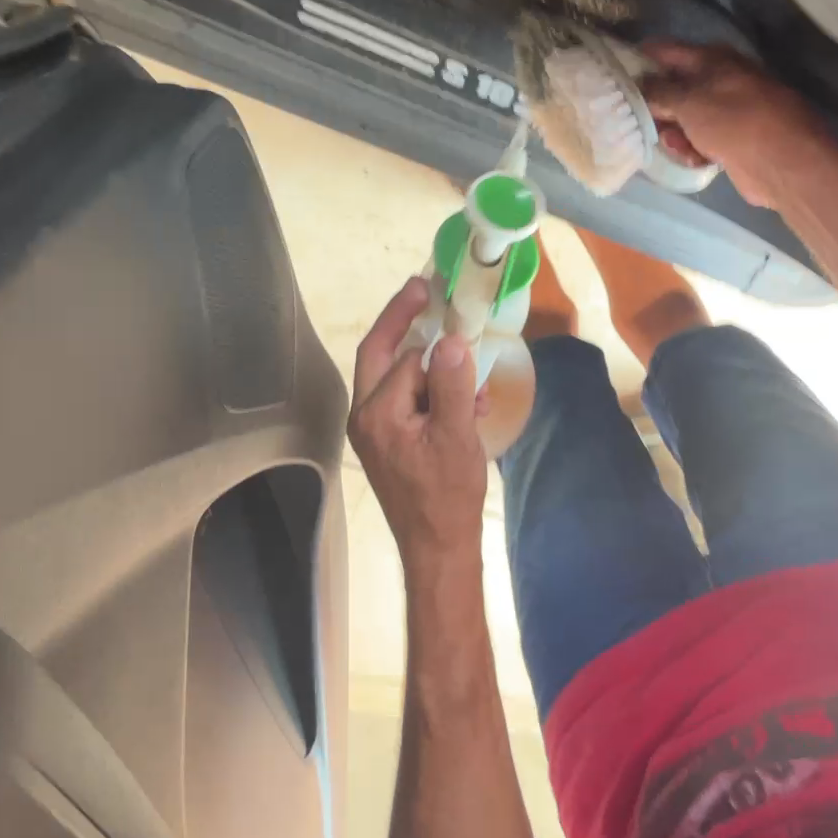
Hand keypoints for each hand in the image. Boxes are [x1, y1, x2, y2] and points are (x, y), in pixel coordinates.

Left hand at [348, 278, 489, 573]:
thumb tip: (453, 340)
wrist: (438, 548)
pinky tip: (466, 404)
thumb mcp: (457, 437)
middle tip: (424, 289)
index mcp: (377, 413)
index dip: (434, 340)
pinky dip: (431, 392)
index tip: (449, 303)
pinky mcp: (387, 442)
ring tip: (472, 377)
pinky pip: (404, 401)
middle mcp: (366, 417)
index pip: (405, 358)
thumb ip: (454, 386)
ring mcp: (373, 430)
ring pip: (396, 378)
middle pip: (380, 355)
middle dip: (402, 321)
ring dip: (431, 368)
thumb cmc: (448, 495)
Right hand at [641, 43, 833, 206]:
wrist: (782, 161)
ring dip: (676, 134)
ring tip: (676, 146)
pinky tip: (695, 159)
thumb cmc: (734, 122)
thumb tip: (639, 83)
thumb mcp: (689, 102)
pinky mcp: (732, 140)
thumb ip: (659, 91)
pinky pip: (701, 142)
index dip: (641, 59)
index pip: (666, 51)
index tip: (616, 74)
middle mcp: (719, 80)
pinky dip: (694, 150)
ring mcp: (728, 111)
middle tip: (638, 122)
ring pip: (686, 119)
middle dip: (656, 107)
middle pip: (674, 89)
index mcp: (711, 59)